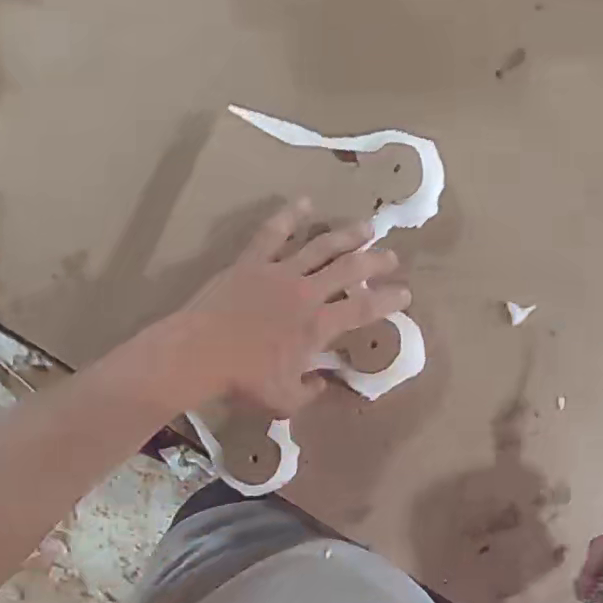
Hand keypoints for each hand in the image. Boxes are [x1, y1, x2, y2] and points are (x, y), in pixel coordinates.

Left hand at [173, 198, 411, 415]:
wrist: (197, 354)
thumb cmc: (243, 380)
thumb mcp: (285, 400)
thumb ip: (310, 391)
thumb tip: (323, 383)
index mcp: (318, 326)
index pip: (364, 309)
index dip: (389, 301)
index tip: (405, 294)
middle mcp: (306, 293)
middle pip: (350, 270)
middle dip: (376, 262)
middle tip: (392, 256)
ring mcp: (279, 272)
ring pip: (320, 246)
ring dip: (346, 235)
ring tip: (366, 227)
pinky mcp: (251, 261)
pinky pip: (274, 232)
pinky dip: (291, 216)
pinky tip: (304, 203)